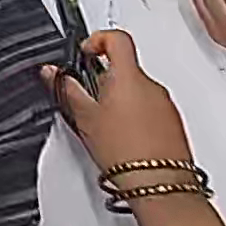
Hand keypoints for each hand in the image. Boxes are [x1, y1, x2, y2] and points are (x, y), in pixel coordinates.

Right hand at [39, 30, 191, 171]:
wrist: (161, 187)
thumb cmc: (126, 153)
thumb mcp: (85, 117)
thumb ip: (67, 88)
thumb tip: (52, 73)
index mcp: (128, 77)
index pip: (117, 38)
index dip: (97, 40)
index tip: (86, 53)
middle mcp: (151, 85)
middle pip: (124, 66)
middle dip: (104, 79)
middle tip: (89, 99)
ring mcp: (165, 104)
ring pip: (136, 88)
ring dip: (119, 98)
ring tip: (105, 124)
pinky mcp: (172, 122)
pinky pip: (150, 107)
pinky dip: (135, 114)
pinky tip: (123, 136)